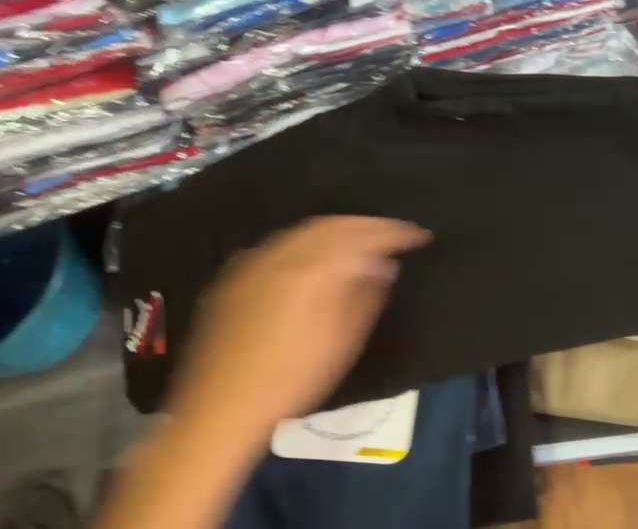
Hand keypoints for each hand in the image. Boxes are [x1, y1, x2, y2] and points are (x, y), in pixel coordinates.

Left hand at [170, 216, 430, 437]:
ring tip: (359, 240)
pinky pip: (280, 244)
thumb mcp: (342, 343)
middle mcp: (283, 253)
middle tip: (393, 232)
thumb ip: (366, 297)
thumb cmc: (290, 382)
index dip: (395, 232)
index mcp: (314, 267)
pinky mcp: (234, 277)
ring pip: (304, 230)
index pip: (364, 235)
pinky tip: (314, 257)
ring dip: (336, 230)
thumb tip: (384, 265)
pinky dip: (306, 242)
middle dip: (366, 225)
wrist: (218, 413)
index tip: (419, 235)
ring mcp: (254, 262)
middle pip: (333, 224)